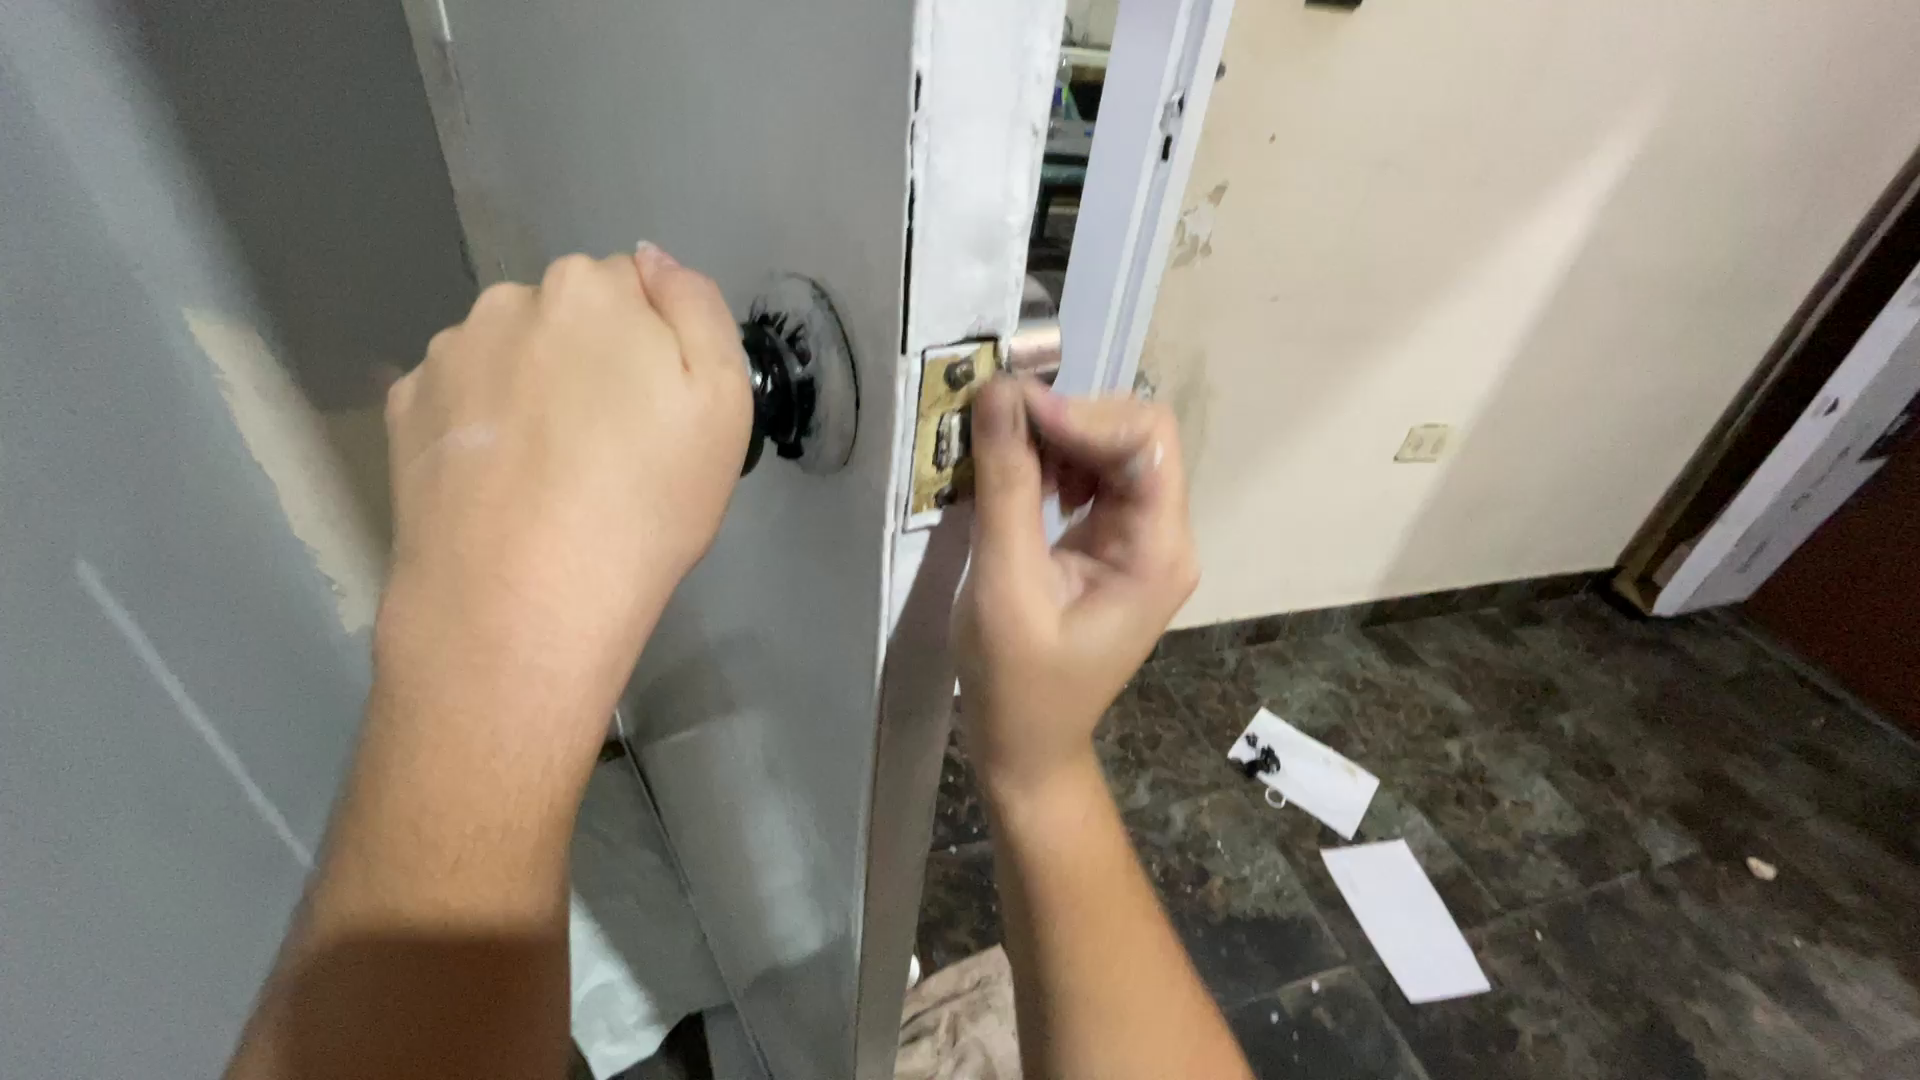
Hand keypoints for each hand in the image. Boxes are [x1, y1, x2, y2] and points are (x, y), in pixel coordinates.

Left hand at [378, 245, 751, 692]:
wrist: (527, 599)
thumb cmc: (649, 499)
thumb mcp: (725, 398)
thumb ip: (698, 308)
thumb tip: (653, 262)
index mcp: (591, 289)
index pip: (638, 288)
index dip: (660, 349)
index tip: (664, 412)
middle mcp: (507, 301)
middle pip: (572, 318)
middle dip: (598, 361)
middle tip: (618, 446)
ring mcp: (446, 356)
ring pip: (515, 356)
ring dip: (540, 389)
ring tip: (560, 473)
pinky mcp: (405, 413)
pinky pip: (467, 399)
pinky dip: (490, 425)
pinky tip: (509, 484)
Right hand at [954, 378, 1199, 800]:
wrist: (1027, 745)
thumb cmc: (1018, 683)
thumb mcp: (1005, 584)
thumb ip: (1007, 487)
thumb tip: (1000, 394)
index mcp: (1157, 551)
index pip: (1146, 439)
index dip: (1082, 413)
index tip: (1012, 411)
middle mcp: (1163, 536)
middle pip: (1133, 436)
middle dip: (1066, 422)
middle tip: (999, 429)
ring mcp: (1141, 541)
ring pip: (1111, 450)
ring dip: (1056, 440)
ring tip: (1004, 459)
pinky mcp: (1112, 545)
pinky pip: (1093, 479)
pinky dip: (1053, 465)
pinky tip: (1020, 483)